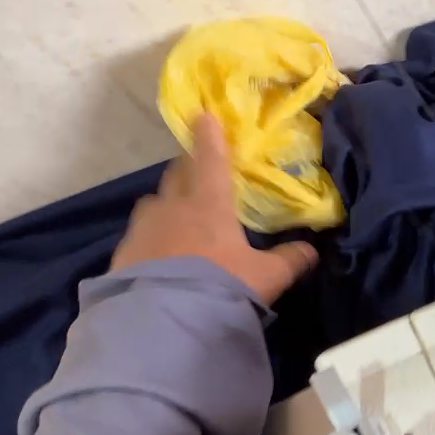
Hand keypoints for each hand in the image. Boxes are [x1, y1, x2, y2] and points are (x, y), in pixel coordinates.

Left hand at [112, 116, 318, 304]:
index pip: (211, 163)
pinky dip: (156, 233)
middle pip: (177, 176)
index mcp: (209, 206)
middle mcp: (172, 209)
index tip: (205, 115)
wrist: (165, 319)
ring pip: (156, 203)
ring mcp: (143, 229)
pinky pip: (143, 232)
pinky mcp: (125, 253)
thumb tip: (310, 250)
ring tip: (182, 214)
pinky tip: (165, 249)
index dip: (211, 139)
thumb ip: (291, 260)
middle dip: (189, 168)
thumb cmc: (223, 286)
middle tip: (200, 169)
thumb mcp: (269, 276)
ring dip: (170, 202)